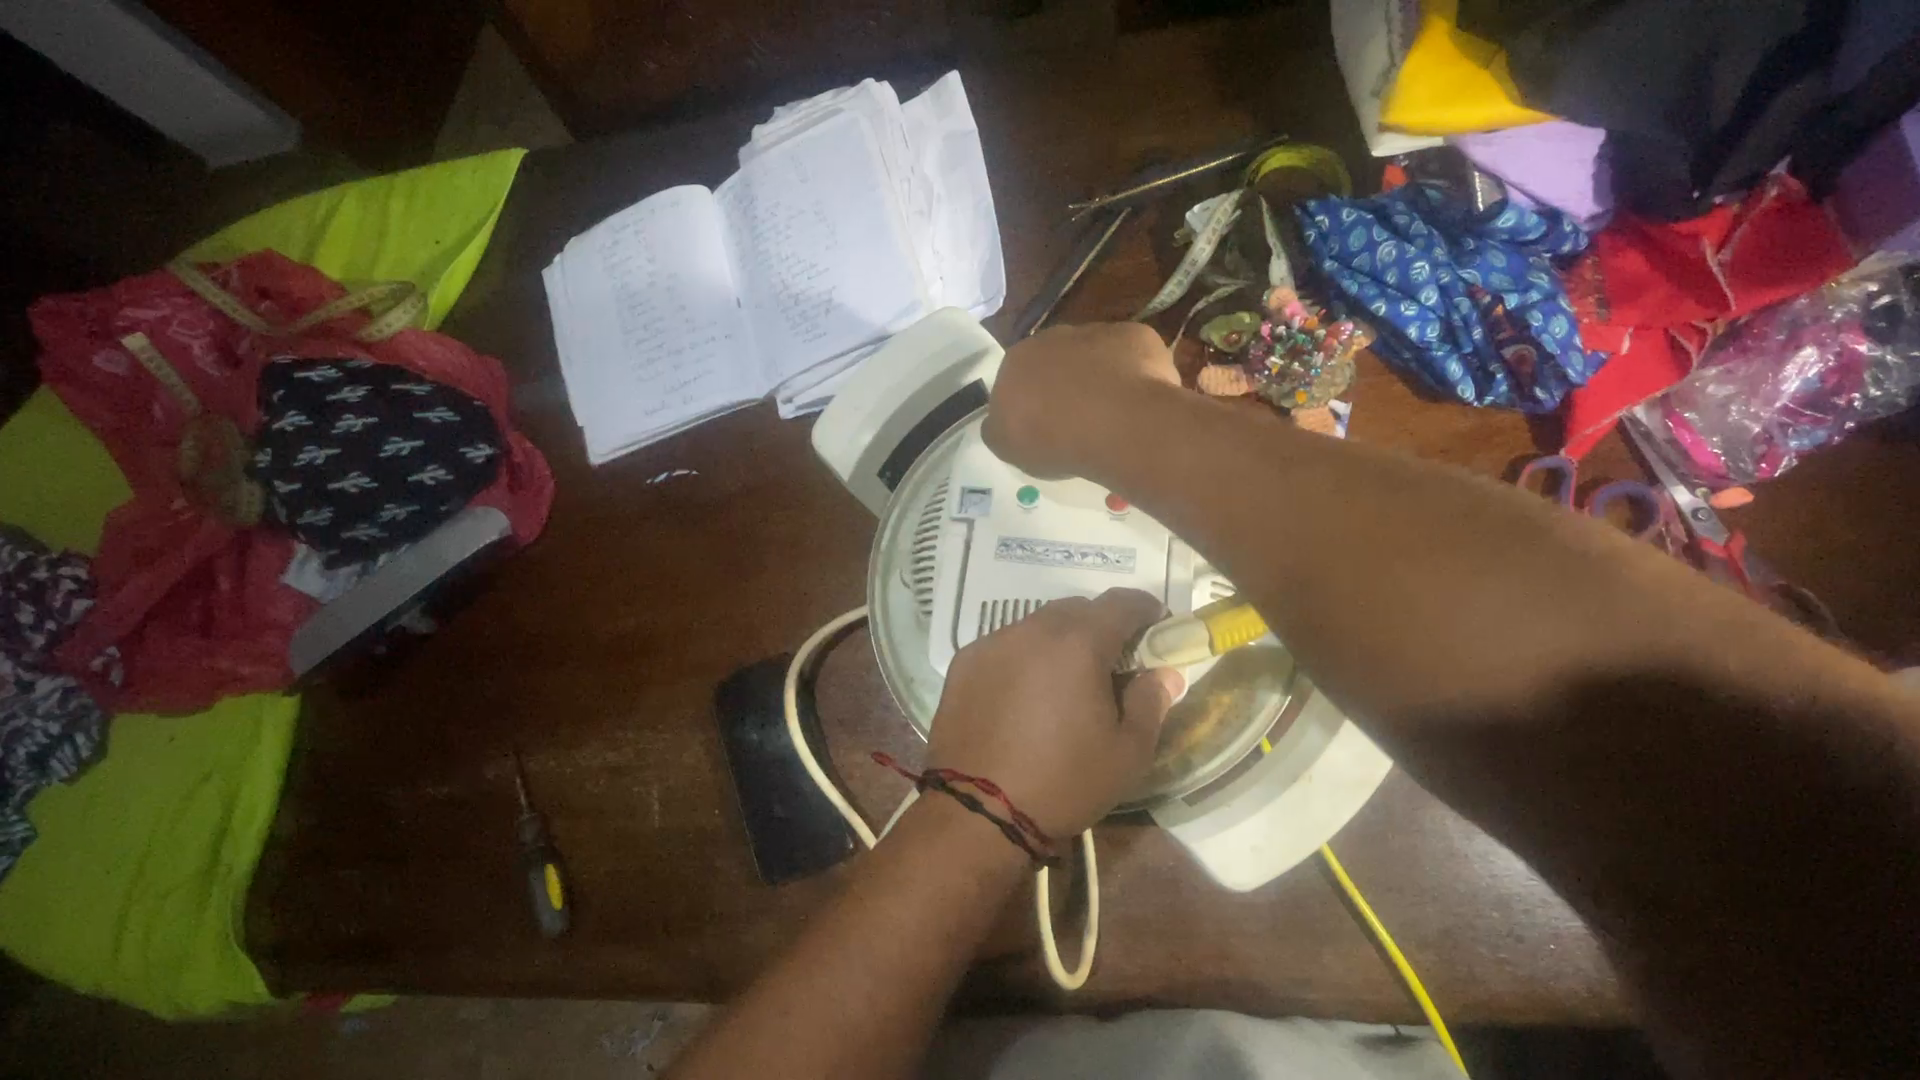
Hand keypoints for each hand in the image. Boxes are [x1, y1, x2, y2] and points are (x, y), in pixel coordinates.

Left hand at [925, 588, 1184, 838]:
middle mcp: (1033, 630)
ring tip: (1066, 682)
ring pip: (1038, 625)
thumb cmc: (1063, 783)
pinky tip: (1026, 695)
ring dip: (1060, 641)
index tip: (1156, 628)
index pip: (1121, 602)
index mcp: (1078, 643)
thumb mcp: (1127, 753)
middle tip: (1113, 662)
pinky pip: (1006, 645)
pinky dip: (1025, 657)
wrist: (977, 812)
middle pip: (1077, 609)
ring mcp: (993, 643)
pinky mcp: (965, 663)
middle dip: (1102, 626)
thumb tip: (1163, 673)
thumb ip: (1150, 702)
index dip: (1145, 609)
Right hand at [983, 322, 1179, 479]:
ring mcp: (1098, 333)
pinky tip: (1139, 402)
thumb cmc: (1053, 438)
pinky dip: (1135, 376)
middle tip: (1077, 423)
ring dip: (1100, 380)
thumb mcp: (1007, 447)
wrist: (1115, 422)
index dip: (1028, 404)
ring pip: (1096, 357)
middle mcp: (1054, 337)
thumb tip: (999, 422)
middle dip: (1065, 387)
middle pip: (1056, 363)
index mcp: (1016, 360)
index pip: (1015, 379)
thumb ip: (999, 429)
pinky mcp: (1137, 337)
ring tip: (1112, 417)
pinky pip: (1133, 358)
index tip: (1041, 429)